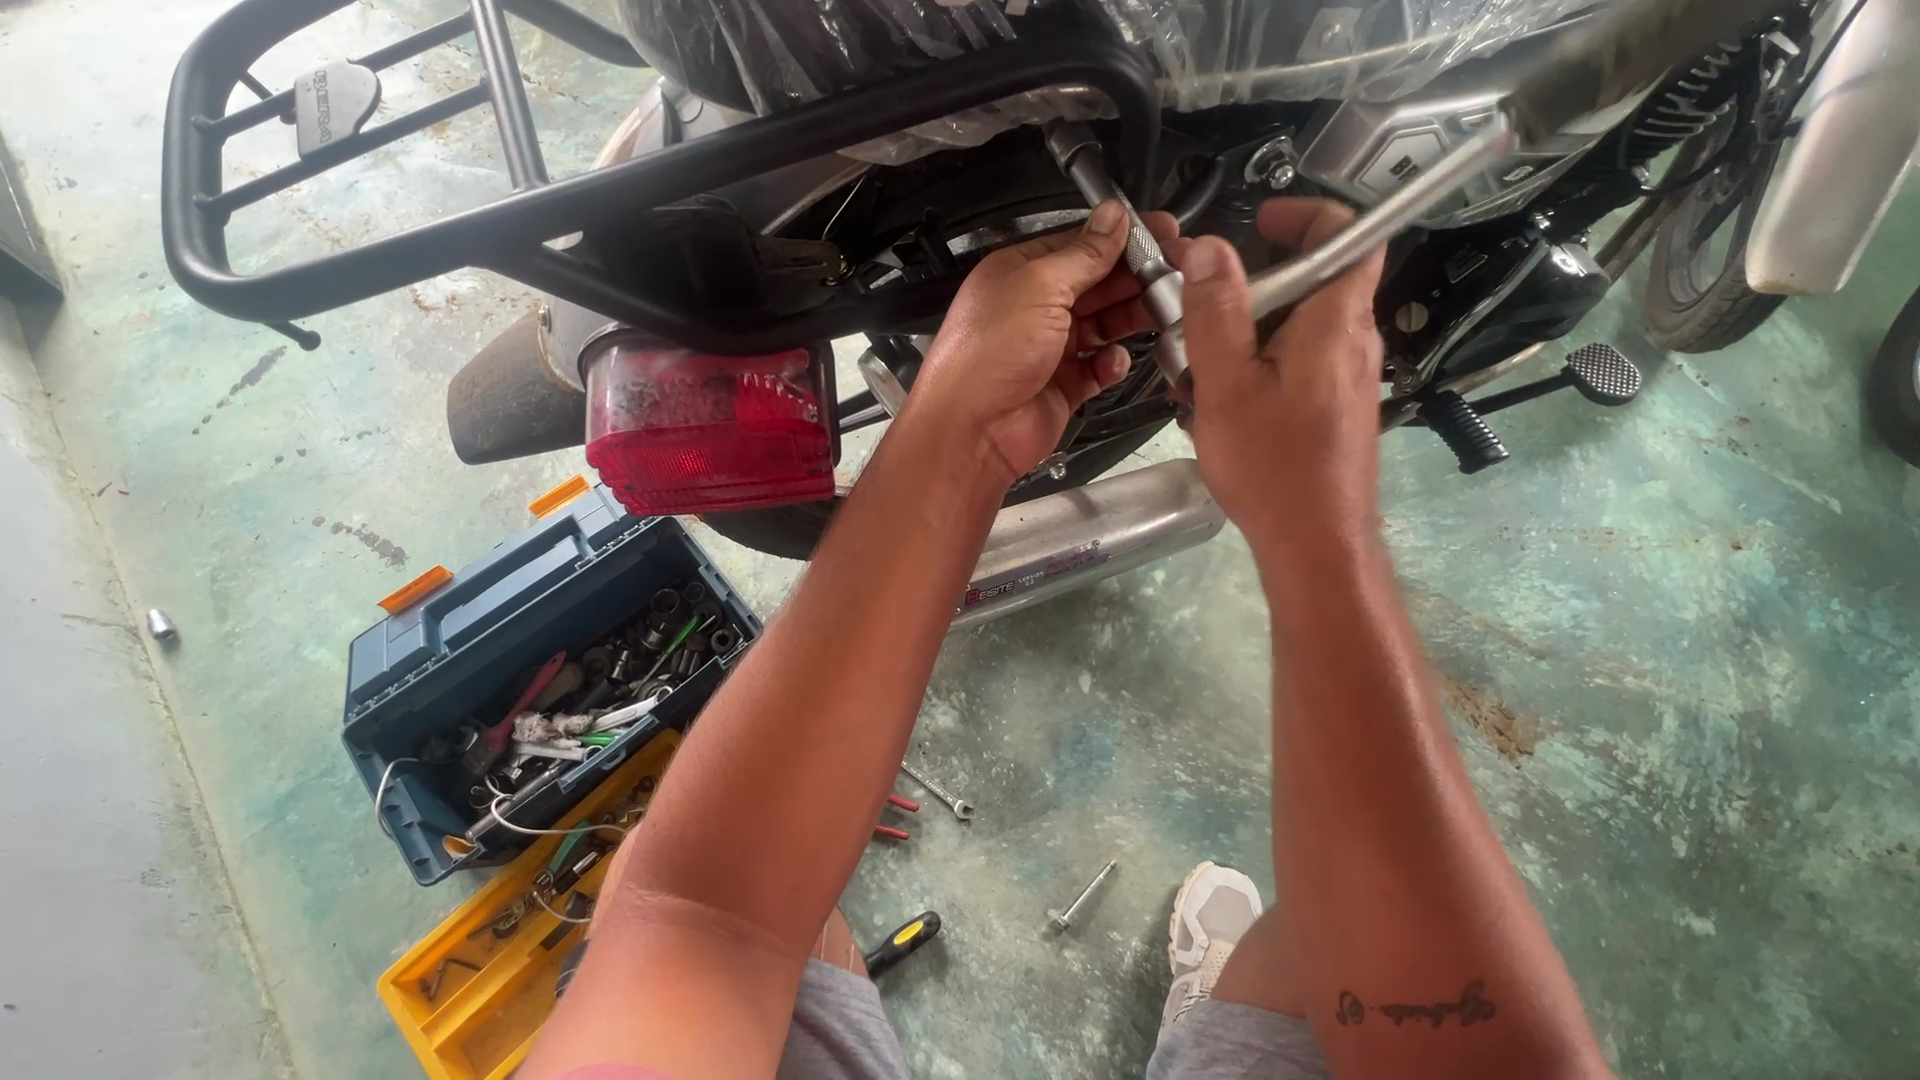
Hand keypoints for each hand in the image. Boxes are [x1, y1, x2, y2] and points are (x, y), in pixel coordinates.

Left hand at [906, 201, 1178, 486]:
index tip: (1164, 233)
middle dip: (1135, 278)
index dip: (1122, 239)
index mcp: (1020, 273)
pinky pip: (1098, 369)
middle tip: (1175, 271)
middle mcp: (1032, 308)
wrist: (971, 430)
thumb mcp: (1040, 286)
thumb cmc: (990, 354)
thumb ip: (1084, 254)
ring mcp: (1048, 350)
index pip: (1079, 245)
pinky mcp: (1061, 388)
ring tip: (1160, 311)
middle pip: (1096, 284)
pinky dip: (1111, 364)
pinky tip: (1115, 361)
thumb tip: (1113, 217)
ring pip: (1102, 326)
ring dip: (1131, 318)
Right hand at [1167, 199, 1386, 566]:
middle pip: (1307, 285)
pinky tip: (1217, 411)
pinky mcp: (1333, 410)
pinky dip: (1254, 373)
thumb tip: (1206, 247)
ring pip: (1292, 332)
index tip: (1258, 223)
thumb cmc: (1273, 464)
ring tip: (1197, 377)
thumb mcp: (1227, 384)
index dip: (1307, 213)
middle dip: (1246, 294)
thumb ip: (1215, 312)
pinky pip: (1293, 369)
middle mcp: (1354, 341)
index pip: (1349, 234)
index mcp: (1337, 320)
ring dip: (1242, 341)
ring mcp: (1347, 379)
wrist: (1315, 544)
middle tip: (1197, 320)